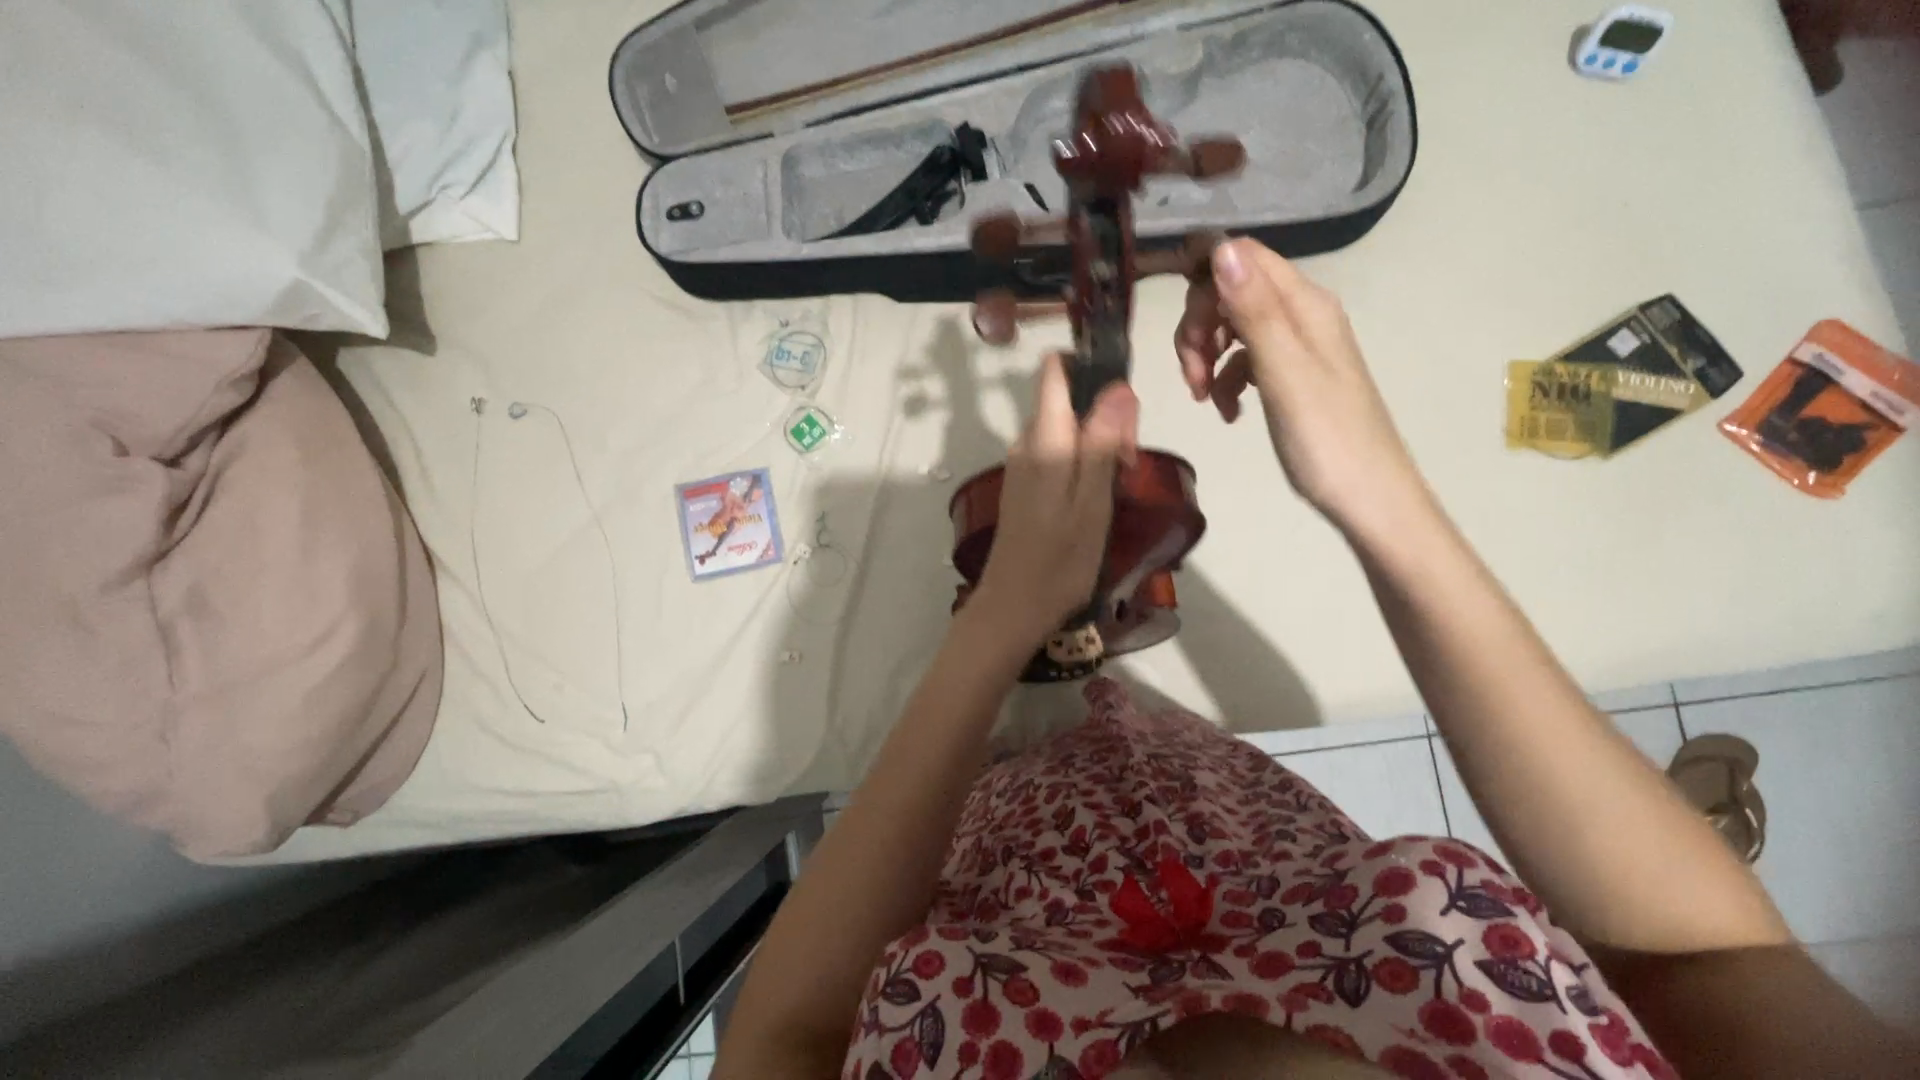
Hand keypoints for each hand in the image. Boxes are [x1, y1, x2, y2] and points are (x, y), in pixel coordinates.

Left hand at [970, 352, 1137, 644]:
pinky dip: (1082, 465)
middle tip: (1126, 464)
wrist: (1013, 607)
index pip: (1055, 371)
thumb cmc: (1060, 560)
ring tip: (1115, 487)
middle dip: (1104, 419)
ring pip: (1066, 430)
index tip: (1122, 399)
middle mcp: (1026, 442)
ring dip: (1097, 446)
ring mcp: (1022, 464)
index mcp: (1044, 439)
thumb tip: (1117, 387)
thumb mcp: (1092, 501)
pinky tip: (1096, 500)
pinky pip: (1058, 454)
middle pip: (1068, 402)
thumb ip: (1102, 442)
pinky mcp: (1024, 486)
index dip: (1090, 368)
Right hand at [1174, 238, 1426, 537]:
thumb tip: (1221, 246)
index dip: (1203, 279)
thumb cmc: (1327, 440)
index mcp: (1304, 305)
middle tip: (1192, 376)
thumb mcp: (1284, 373)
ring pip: (1233, 327)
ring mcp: (1298, 347)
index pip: (1242, 257)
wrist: (1371, 499)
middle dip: (1199, 328)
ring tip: (1203, 399)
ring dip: (1207, 357)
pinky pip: (1245, 361)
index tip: (1184, 328)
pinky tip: (1227, 412)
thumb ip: (1253, 310)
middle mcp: (1303, 315)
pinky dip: (1226, 381)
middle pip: (1232, 291)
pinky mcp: (1291, 377)